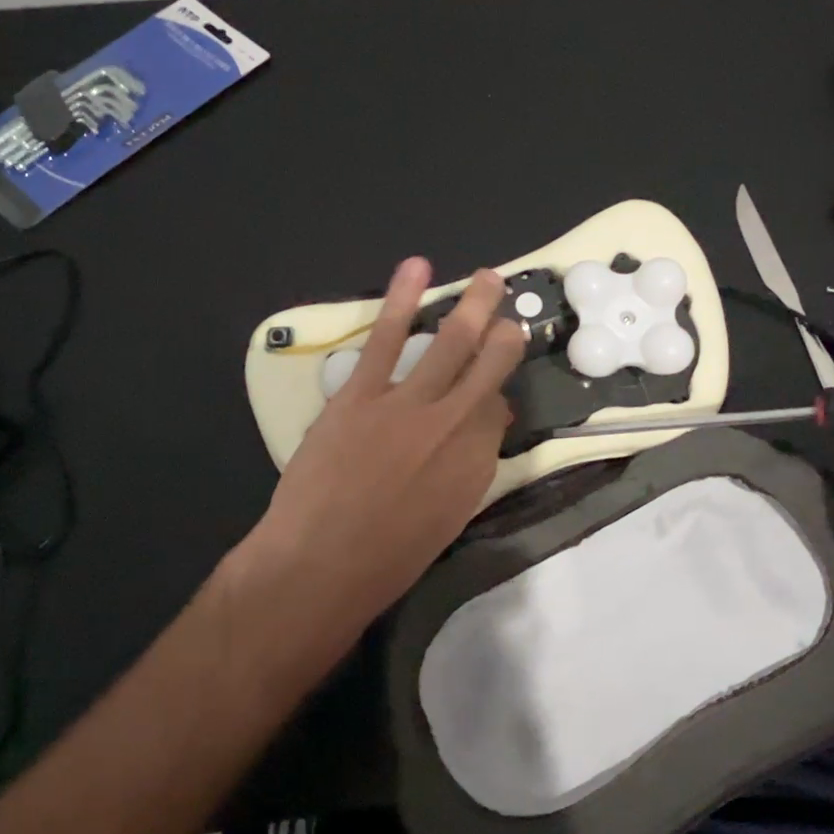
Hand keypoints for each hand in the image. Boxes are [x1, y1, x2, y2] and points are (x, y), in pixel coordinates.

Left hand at [251, 259, 525, 613]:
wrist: (321, 564)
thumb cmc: (386, 559)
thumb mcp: (446, 519)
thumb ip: (468, 469)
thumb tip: (479, 433)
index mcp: (479, 462)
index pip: (498, 410)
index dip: (495, 394)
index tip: (490, 390)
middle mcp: (457, 426)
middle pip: (491, 367)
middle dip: (505, 335)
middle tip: (512, 315)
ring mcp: (410, 405)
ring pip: (452, 343)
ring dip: (474, 306)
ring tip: (488, 278)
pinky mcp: (362, 394)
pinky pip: (386, 338)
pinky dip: (402, 300)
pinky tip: (416, 269)